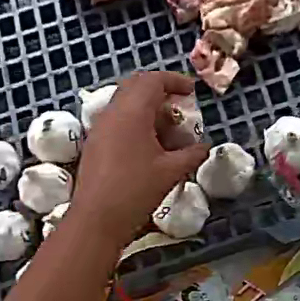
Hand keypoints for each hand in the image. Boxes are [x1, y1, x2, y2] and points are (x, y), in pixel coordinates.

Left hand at [68, 71, 209, 249]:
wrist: (96, 219)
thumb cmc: (136, 191)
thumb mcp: (171, 172)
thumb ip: (192, 154)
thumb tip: (204, 147)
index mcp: (131, 112)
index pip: (153, 81)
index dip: (175, 81)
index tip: (191, 91)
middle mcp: (112, 113)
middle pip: (136, 87)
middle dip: (160, 92)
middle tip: (179, 107)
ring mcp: (100, 129)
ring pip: (125, 104)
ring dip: (148, 110)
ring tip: (168, 131)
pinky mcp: (95, 145)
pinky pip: (117, 122)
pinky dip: (136, 124)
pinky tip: (149, 147)